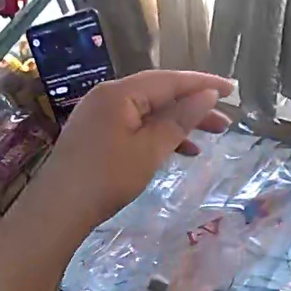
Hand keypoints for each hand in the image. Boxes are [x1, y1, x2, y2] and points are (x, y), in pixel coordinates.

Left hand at [16, 71, 232, 238]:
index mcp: (119, 93)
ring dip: (178, 123)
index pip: (168, 80)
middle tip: (225, 122)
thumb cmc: (106, 179)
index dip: (202, 84)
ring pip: (148, 112)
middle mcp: (107, 96)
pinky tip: (179, 151)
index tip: (232, 90)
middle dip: (193, 107)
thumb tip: (206, 95)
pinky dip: (157, 136)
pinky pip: (134, 126)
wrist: (58, 210)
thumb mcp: (149, 150)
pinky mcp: (96, 135)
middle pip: (158, 94)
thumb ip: (180, 120)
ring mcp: (99, 115)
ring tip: (210, 138)